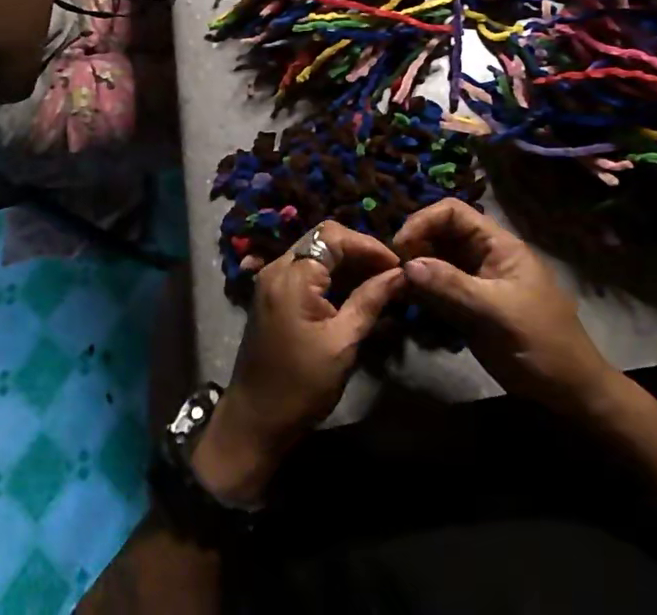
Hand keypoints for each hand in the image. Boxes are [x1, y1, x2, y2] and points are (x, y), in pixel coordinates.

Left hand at [190, 222, 403, 503]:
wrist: (256, 419)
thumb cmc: (301, 384)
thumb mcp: (343, 342)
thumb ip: (370, 300)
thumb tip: (400, 274)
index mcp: (292, 276)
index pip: (333, 236)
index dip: (368, 245)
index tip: (397, 265)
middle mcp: (277, 268)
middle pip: (323, 239)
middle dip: (359, 251)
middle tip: (390, 273)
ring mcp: (272, 281)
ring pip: (315, 253)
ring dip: (347, 263)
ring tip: (380, 282)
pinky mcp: (273, 296)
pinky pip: (305, 271)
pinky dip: (331, 275)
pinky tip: (354, 292)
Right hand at [395, 199, 614, 414]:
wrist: (569, 391)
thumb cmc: (541, 344)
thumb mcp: (496, 312)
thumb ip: (451, 285)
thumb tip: (407, 264)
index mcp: (498, 245)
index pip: (453, 213)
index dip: (422, 221)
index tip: (400, 247)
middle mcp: (483, 256)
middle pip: (439, 235)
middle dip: (414, 248)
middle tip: (392, 272)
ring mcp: (474, 282)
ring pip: (434, 263)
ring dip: (413, 273)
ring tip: (395, 290)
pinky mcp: (466, 307)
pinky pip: (436, 291)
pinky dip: (419, 295)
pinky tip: (406, 305)